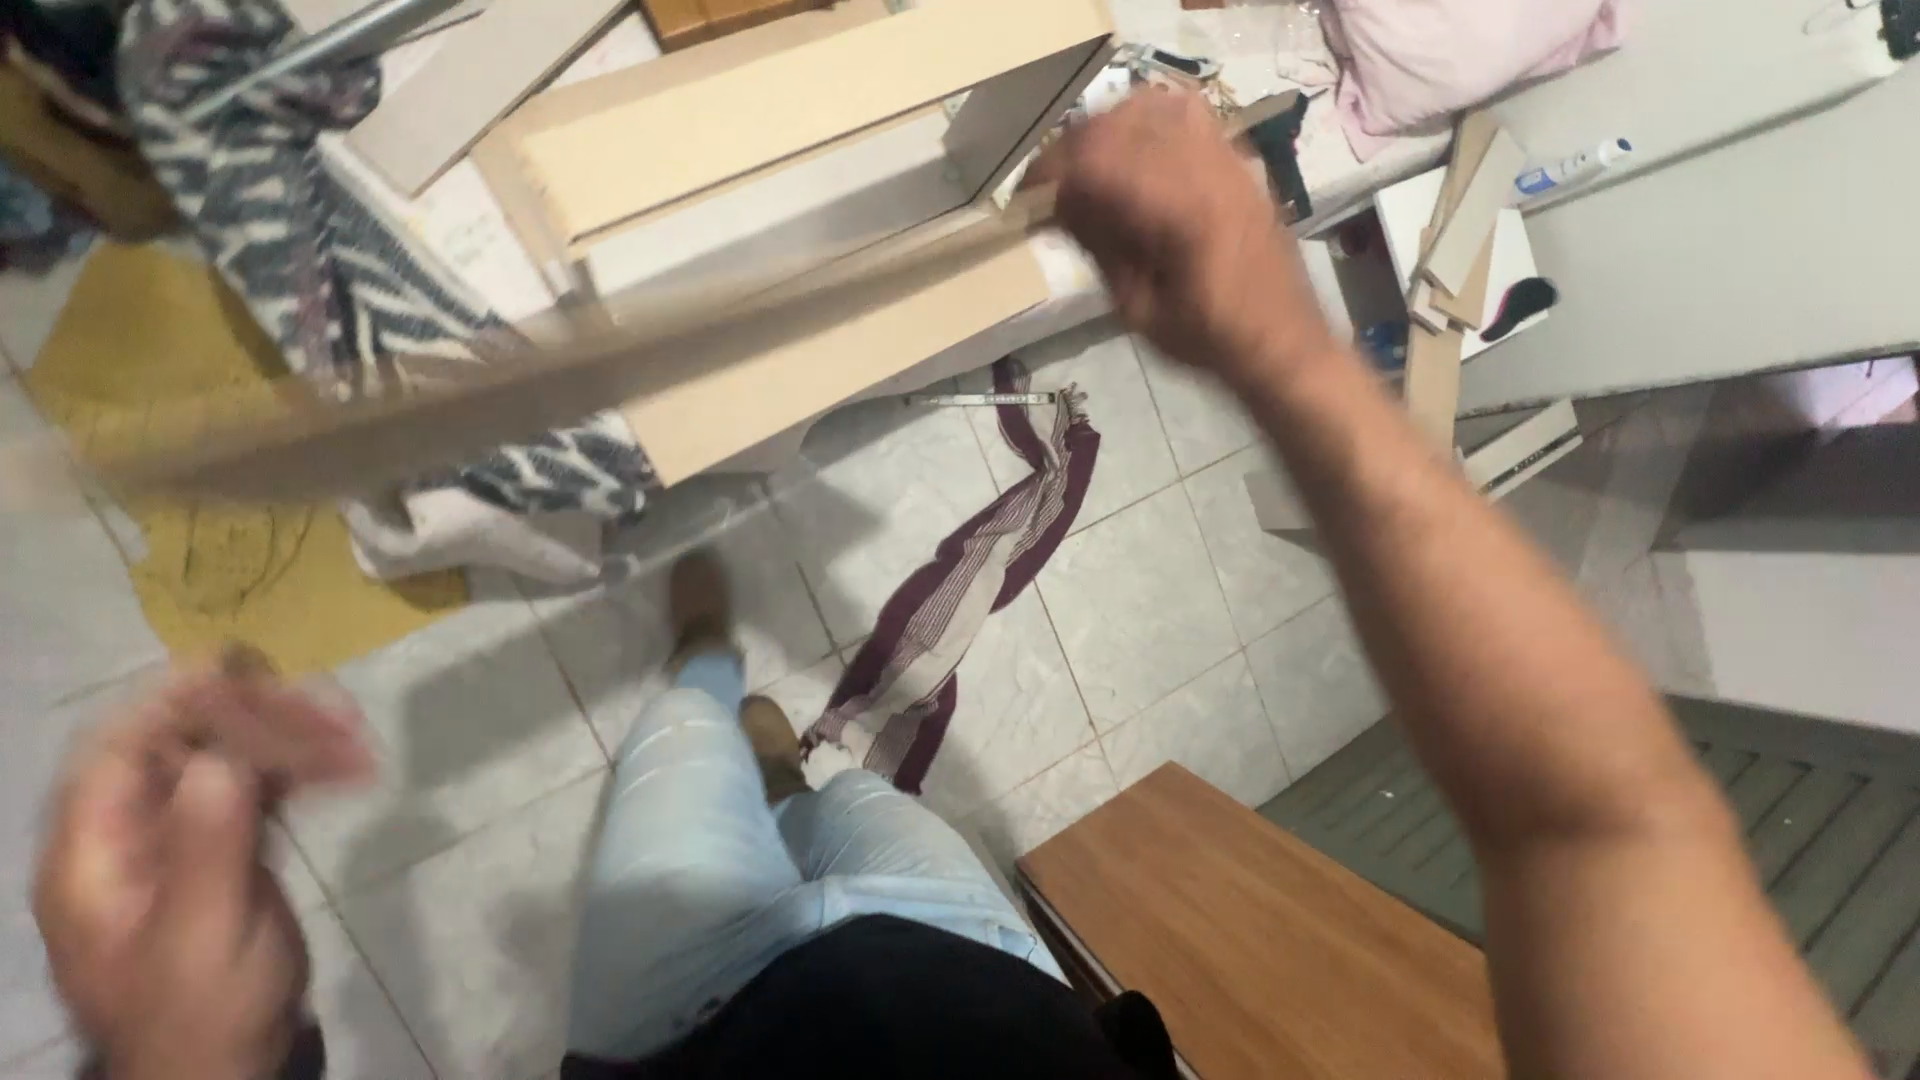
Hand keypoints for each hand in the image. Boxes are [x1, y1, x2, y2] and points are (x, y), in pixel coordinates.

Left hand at [33, 657, 374, 1079]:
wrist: (227, 1060)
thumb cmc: (204, 1003)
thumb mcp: (204, 930)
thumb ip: (207, 843)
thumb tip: (218, 755)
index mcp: (96, 855)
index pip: (117, 753)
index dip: (171, 700)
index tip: (242, 664)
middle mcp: (132, 835)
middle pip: (183, 747)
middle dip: (256, 717)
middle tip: (332, 705)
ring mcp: (184, 839)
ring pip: (231, 761)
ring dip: (294, 740)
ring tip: (359, 733)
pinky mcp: (229, 847)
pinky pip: (263, 789)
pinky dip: (307, 770)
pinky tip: (354, 766)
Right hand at [1033, 90, 1336, 386]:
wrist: (1281, 341)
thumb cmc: (1206, 340)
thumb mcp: (1138, 310)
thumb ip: (1101, 247)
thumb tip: (1058, 203)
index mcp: (1179, 213)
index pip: (1098, 160)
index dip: (1051, 170)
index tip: (1025, 196)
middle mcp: (1205, 170)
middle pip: (1121, 124)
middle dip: (1074, 149)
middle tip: (1050, 187)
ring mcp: (1228, 158)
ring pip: (1153, 107)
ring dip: (1109, 130)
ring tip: (1087, 167)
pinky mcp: (1238, 161)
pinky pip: (1189, 114)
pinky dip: (1149, 123)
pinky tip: (1132, 155)